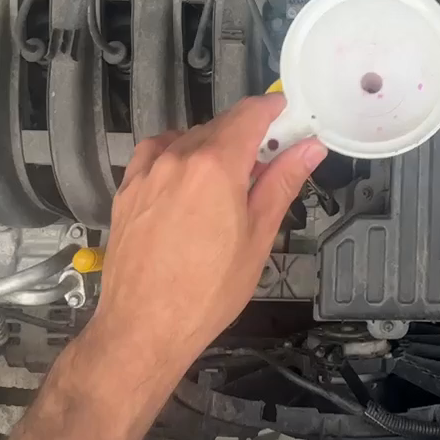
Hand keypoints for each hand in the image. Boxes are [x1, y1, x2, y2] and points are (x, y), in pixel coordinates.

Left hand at [87, 95, 325, 374]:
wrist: (142, 330)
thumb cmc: (207, 291)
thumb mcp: (258, 235)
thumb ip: (283, 182)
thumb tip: (310, 149)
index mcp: (216, 165)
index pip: (251, 114)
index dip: (274, 109)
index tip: (289, 116)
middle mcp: (179, 158)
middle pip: (222, 124)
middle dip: (250, 133)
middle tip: (270, 159)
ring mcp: (149, 172)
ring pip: (191, 137)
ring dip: (216, 144)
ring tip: (230, 178)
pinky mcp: (128, 189)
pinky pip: (157, 152)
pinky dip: (178, 152)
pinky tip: (188, 175)